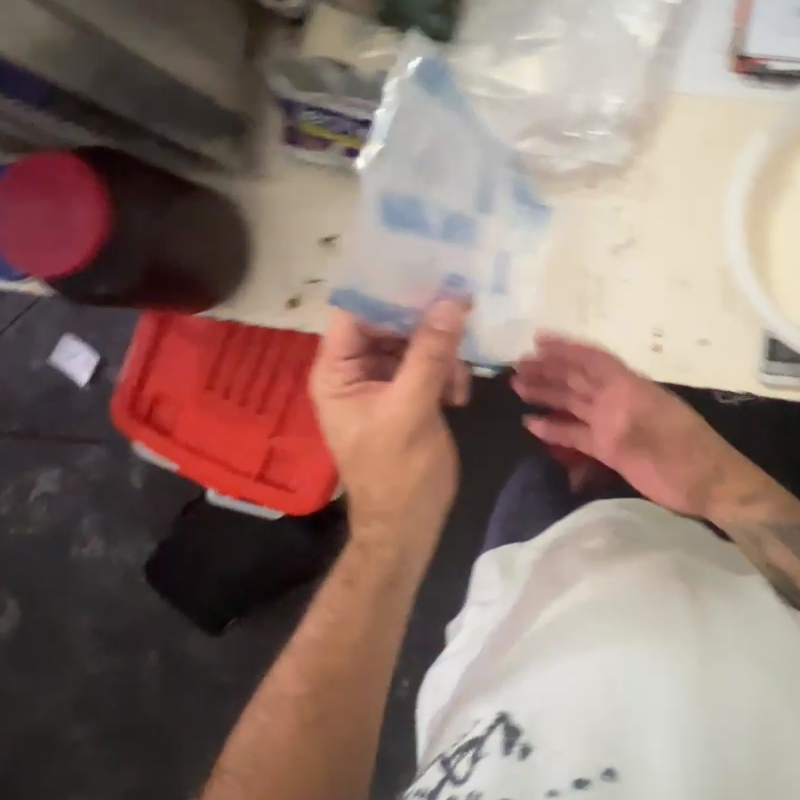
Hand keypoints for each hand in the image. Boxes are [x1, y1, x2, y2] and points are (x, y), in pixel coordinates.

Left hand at [310, 301, 471, 546]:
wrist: (409, 527)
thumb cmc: (398, 473)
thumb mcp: (412, 410)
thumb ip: (430, 354)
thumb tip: (451, 301)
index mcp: (336, 371)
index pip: (354, 311)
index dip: (387, 289)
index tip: (429, 271)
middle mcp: (354, 371)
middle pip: (388, 322)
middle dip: (425, 324)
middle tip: (463, 313)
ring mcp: (381, 383)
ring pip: (413, 341)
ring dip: (442, 353)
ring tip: (460, 380)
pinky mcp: (407, 395)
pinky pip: (428, 364)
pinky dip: (447, 372)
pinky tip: (460, 395)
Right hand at [511, 333, 745, 515]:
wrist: (709, 484)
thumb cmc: (686, 454)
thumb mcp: (659, 432)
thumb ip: (628, 422)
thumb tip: (602, 415)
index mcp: (630, 388)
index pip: (593, 360)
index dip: (566, 348)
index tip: (537, 341)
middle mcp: (617, 400)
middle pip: (578, 378)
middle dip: (549, 369)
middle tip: (516, 366)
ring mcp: (613, 425)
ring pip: (574, 403)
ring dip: (548, 394)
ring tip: (518, 387)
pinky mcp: (610, 448)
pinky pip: (577, 434)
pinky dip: (555, 429)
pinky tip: (532, 424)